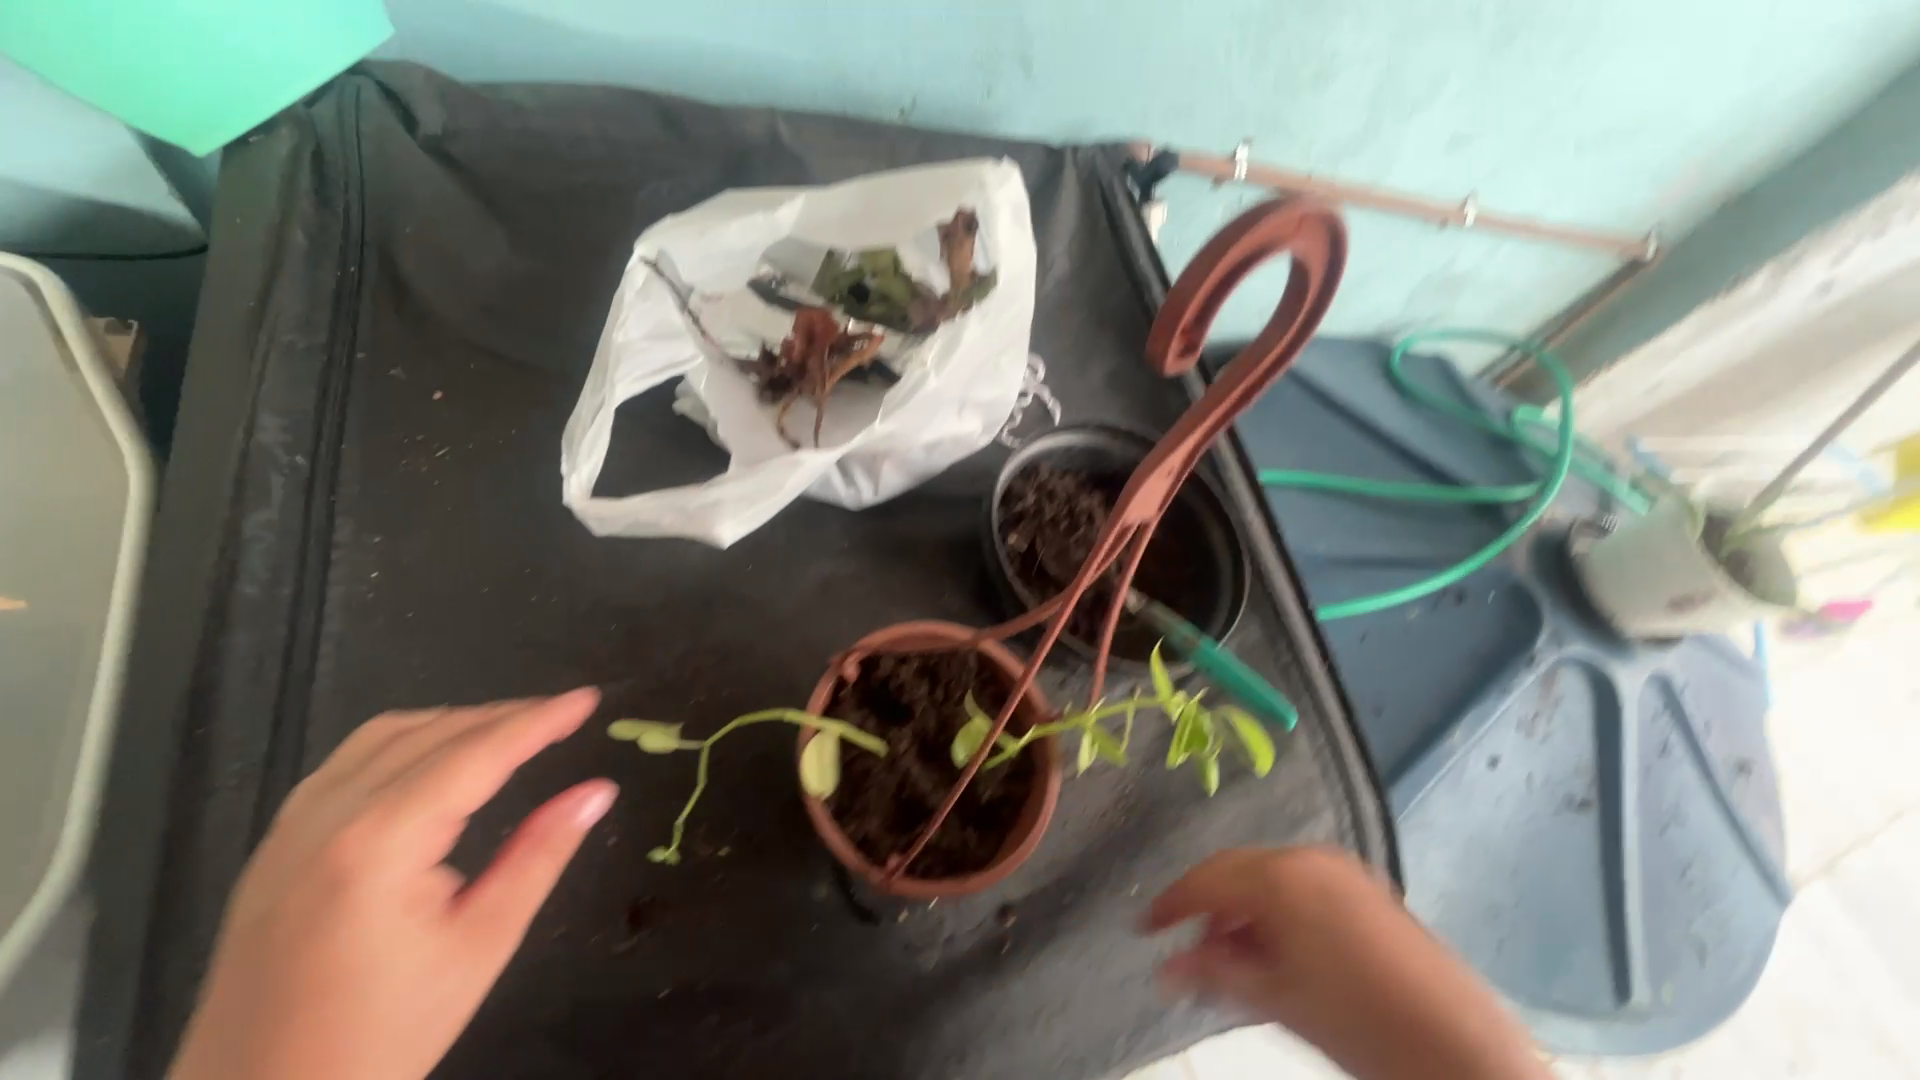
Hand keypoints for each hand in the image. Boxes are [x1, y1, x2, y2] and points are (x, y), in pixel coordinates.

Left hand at [168, 690, 616, 1079]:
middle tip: (562, 716)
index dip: (539, 720)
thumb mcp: (483, 943)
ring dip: (454, 723)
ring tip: (510, 731)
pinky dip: (405, 742)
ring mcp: (291, 828)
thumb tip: (597, 791)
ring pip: (385, 736)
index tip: (587, 699)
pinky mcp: (274, 847)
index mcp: (382, 840)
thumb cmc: (385, 1032)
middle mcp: (329, 815)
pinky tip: (433, 761)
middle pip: (433, 734)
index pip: (478, 753)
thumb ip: (542, 854)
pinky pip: (347, 762)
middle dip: (504, 716)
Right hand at [1146, 847, 1549, 1079]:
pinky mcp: (1367, 890)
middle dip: (1208, 909)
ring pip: (1270, 880)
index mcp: (1282, 876)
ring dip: (1243, 913)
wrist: (1463, 1053)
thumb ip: (1213, 972)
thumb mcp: (1275, 999)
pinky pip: (1302, 888)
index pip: (1207, 878)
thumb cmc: (1359, 1025)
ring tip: (1231, 960)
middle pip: (1238, 872)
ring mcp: (1343, 871)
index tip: (1144, 929)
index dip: (1171, 904)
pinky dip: (1277, 913)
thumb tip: (1165, 967)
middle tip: (1187, 952)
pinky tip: (1275, 952)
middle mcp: (1309, 859)